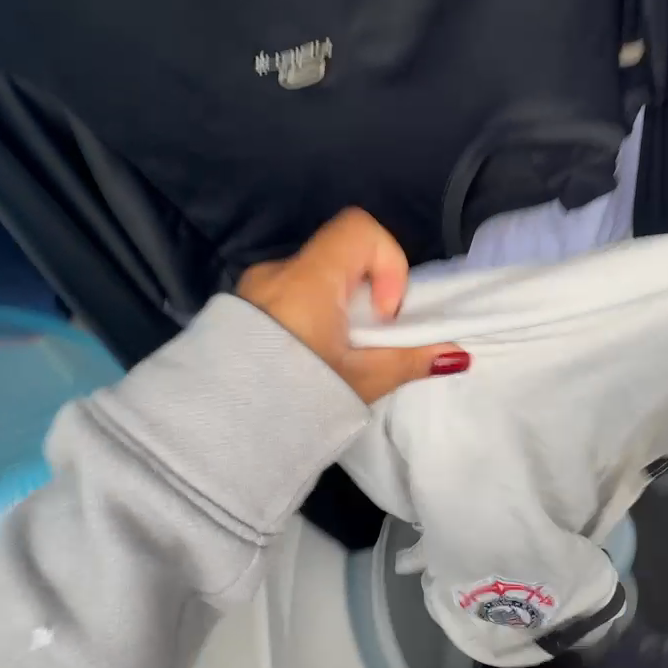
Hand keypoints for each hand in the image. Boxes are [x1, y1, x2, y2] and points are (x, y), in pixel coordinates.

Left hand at [236, 209, 468, 403]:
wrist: (209, 437)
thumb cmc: (293, 399)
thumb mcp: (362, 382)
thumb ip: (411, 360)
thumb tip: (458, 356)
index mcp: (310, 279)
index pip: (360, 230)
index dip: (387, 261)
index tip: (383, 313)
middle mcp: (278, 273)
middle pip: (340, 257)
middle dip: (366, 292)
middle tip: (366, 337)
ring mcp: (252, 290)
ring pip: (313, 279)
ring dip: (336, 306)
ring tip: (334, 355)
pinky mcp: (236, 311)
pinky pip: (287, 297)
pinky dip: (308, 316)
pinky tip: (304, 359)